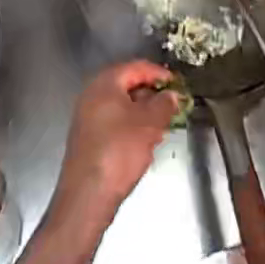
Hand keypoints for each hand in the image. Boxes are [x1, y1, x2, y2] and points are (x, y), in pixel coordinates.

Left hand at [52, 60, 177, 220]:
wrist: (87, 196)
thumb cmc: (119, 151)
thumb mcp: (149, 124)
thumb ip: (164, 104)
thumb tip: (170, 95)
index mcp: (104, 84)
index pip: (136, 67)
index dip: (159, 73)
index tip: (177, 84)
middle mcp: (92, 95)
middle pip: (127, 85)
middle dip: (151, 95)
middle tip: (171, 106)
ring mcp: (87, 118)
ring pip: (121, 106)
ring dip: (143, 113)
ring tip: (162, 127)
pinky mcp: (87, 138)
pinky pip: (114, 123)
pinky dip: (131, 127)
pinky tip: (145, 143)